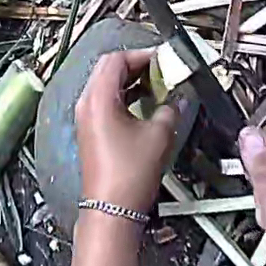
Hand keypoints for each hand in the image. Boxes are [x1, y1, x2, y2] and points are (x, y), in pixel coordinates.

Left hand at [75, 49, 179, 212]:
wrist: (111, 211)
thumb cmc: (129, 174)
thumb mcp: (158, 135)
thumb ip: (170, 108)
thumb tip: (179, 97)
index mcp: (98, 97)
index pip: (117, 59)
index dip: (142, 55)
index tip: (162, 58)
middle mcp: (86, 103)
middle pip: (109, 68)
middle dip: (136, 65)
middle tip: (161, 69)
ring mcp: (86, 117)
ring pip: (106, 84)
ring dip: (130, 81)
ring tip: (156, 85)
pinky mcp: (90, 130)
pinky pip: (105, 101)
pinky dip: (124, 96)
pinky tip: (144, 104)